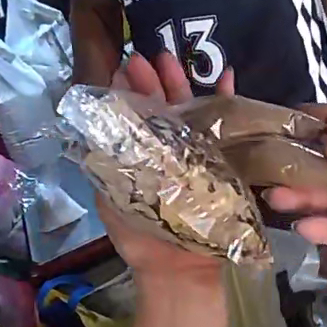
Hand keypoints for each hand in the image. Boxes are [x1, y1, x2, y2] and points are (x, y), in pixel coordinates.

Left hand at [96, 51, 233, 283]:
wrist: (178, 269)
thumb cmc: (140, 235)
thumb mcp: (111, 195)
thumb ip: (105, 161)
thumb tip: (97, 121)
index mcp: (140, 154)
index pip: (133, 114)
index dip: (128, 91)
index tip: (121, 69)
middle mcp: (168, 147)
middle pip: (162, 106)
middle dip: (154, 80)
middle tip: (146, 57)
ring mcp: (197, 151)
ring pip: (191, 109)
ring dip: (183, 82)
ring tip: (173, 60)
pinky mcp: (223, 160)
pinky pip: (228, 127)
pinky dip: (229, 100)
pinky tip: (228, 76)